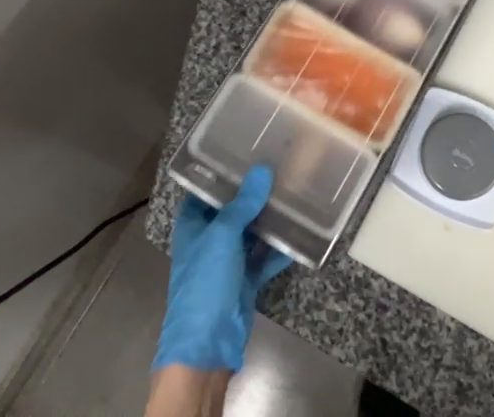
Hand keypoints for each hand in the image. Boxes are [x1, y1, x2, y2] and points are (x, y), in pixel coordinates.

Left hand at [154, 167, 292, 372]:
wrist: (208, 342)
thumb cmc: (205, 282)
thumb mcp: (222, 236)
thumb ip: (243, 203)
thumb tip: (263, 170)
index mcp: (193, 225)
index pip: (206, 190)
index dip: (223, 171)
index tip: (248, 150)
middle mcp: (209, 240)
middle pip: (232, 210)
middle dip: (253, 193)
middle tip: (281, 167)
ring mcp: (228, 262)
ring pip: (251, 233)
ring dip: (269, 219)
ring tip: (295, 193)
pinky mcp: (245, 280)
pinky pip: (264, 258)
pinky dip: (280, 248)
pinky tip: (300, 234)